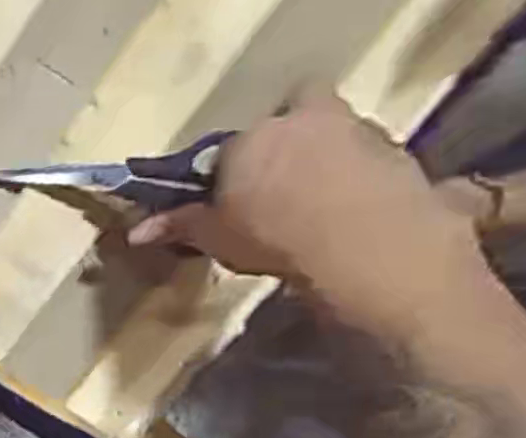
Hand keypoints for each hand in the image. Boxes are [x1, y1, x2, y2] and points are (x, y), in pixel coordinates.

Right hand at [128, 89, 484, 343]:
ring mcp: (353, 127)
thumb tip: (134, 233)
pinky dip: (344, 170)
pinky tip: (332, 205)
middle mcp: (302, 120)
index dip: (221, 168)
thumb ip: (176, 226)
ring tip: (299, 199)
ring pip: (327, 129)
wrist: (361, 238)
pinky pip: (356, 151)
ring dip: (315, 153)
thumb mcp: (210, 236)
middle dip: (281, 137)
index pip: (226, 146)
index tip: (217, 195)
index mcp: (250, 138)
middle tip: (266, 178)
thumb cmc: (269, 232)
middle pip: (292, 112)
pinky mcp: (391, 146)